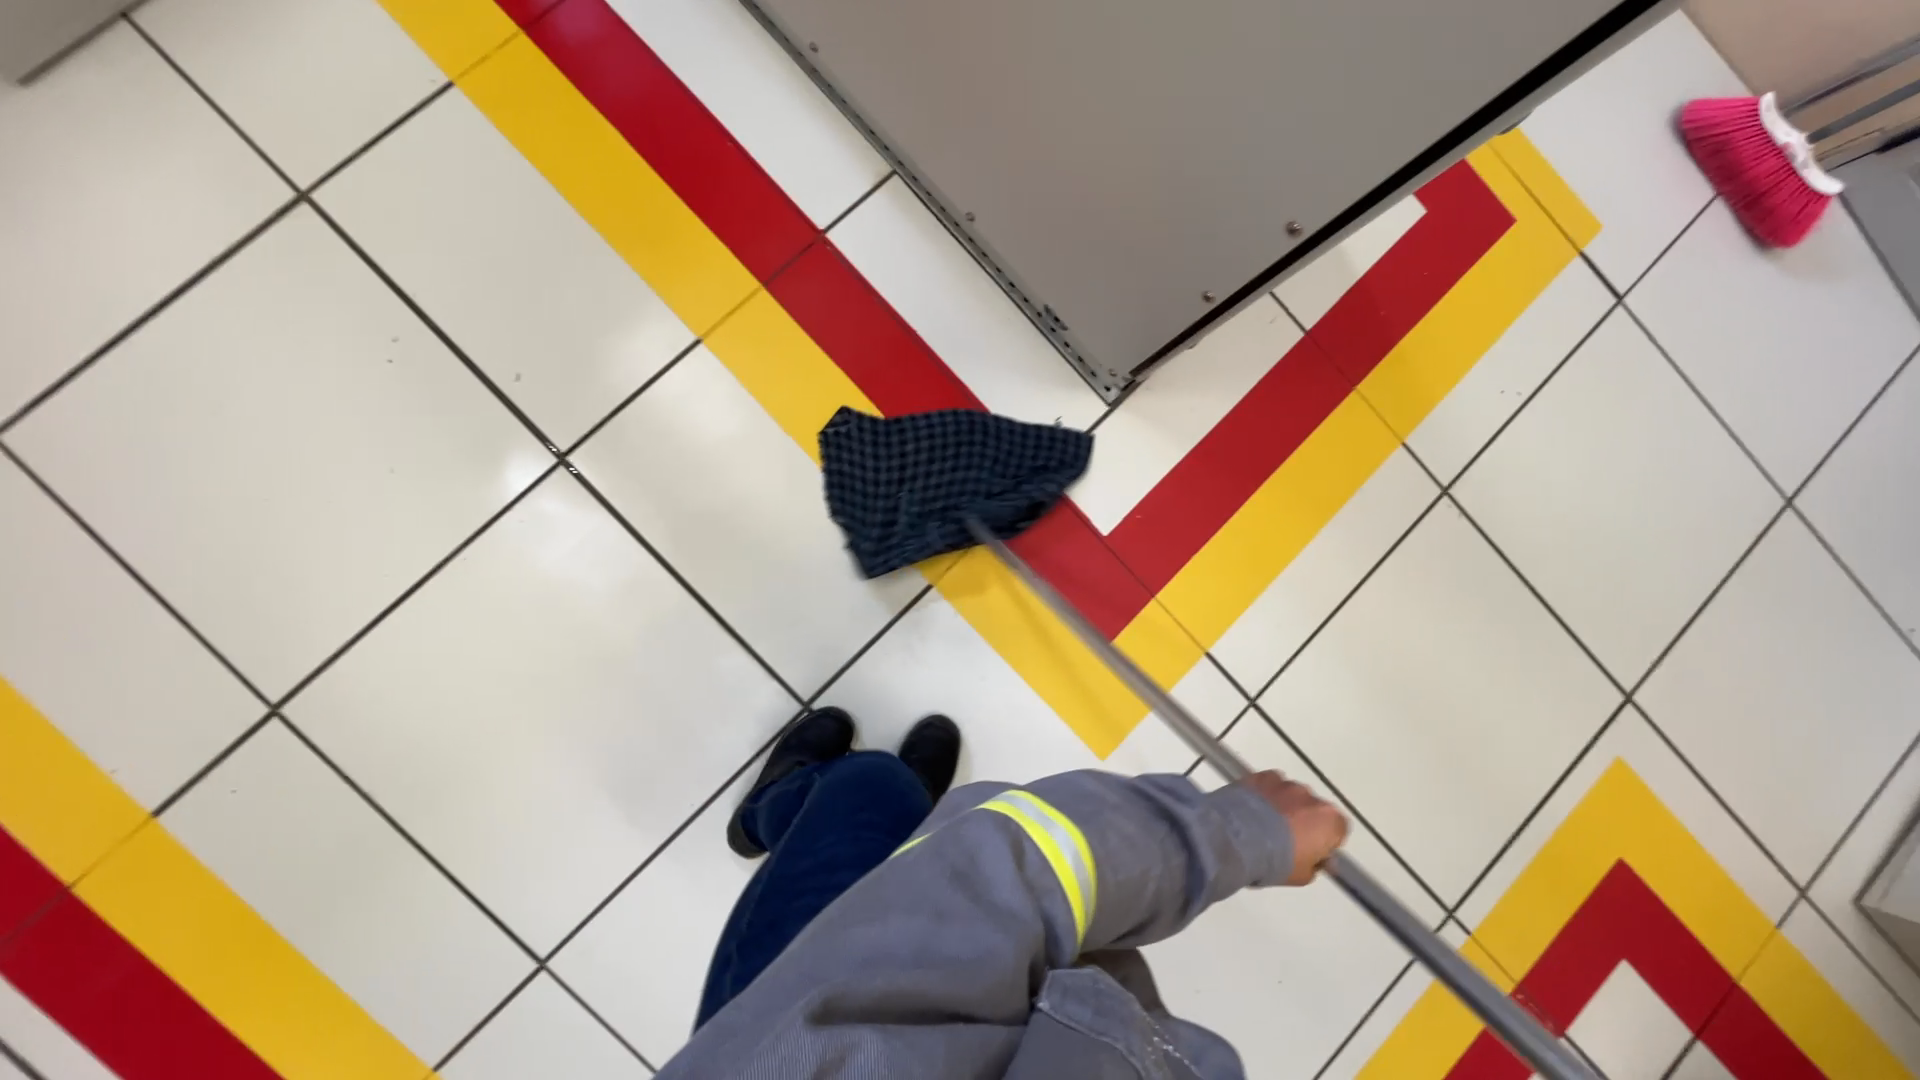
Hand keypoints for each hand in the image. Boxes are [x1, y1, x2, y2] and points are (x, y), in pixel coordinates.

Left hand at [1242, 771, 1348, 884]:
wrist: (1237, 840)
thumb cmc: (1276, 862)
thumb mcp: (1303, 875)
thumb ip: (1316, 865)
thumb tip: (1318, 859)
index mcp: (1330, 820)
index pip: (1338, 829)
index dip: (1325, 841)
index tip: (1310, 851)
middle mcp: (1311, 796)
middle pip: (1313, 809)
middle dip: (1303, 820)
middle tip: (1283, 838)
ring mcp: (1284, 783)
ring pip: (1289, 795)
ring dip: (1282, 805)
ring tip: (1262, 823)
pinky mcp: (1260, 776)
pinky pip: (1268, 784)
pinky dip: (1263, 793)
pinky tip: (1250, 808)